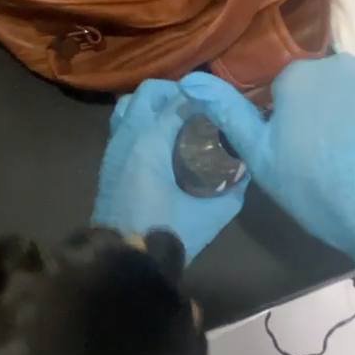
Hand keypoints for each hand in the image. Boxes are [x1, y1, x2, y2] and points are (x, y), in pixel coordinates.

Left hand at [92, 79, 247, 260]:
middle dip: (174, 93)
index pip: (179, 99)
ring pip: (130, 104)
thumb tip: (247, 164)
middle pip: (150, 91)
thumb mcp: (213, 211)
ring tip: (175, 120)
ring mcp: (114, 146)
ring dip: (152, 105)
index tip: (220, 103)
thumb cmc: (168, 234)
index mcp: (151, 141)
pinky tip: (160, 140)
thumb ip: (233, 185)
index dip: (202, 97)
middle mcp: (129, 135)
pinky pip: (122, 123)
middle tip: (197, 109)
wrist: (124, 264)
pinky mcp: (107, 160)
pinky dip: (140, 120)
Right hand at [182, 55, 354, 317]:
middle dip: (319, 109)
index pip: (283, 86)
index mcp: (298, 74)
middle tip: (323, 154)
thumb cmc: (320, 187)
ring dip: (350, 111)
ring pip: (353, 89)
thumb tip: (189, 79)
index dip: (285, 117)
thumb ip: (228, 113)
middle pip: (320, 82)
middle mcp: (339, 63)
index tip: (293, 149)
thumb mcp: (263, 158)